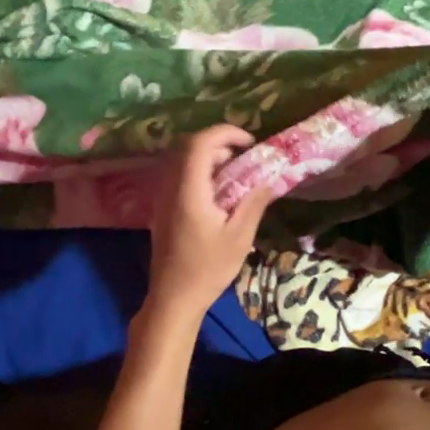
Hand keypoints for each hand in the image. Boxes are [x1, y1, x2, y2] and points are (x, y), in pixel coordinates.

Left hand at [145, 126, 273, 319]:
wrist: (173, 297)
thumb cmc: (207, 269)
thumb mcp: (239, 237)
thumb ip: (253, 203)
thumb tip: (268, 179)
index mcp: (188, 191)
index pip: (199, 143)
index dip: (225, 133)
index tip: (249, 141)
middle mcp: (170, 187)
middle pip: (187, 146)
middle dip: (217, 142)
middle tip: (242, 155)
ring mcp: (162, 197)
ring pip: (180, 159)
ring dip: (207, 156)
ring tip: (233, 173)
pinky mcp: (161, 207)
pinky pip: (177, 175)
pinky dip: (198, 171)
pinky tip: (216, 192)